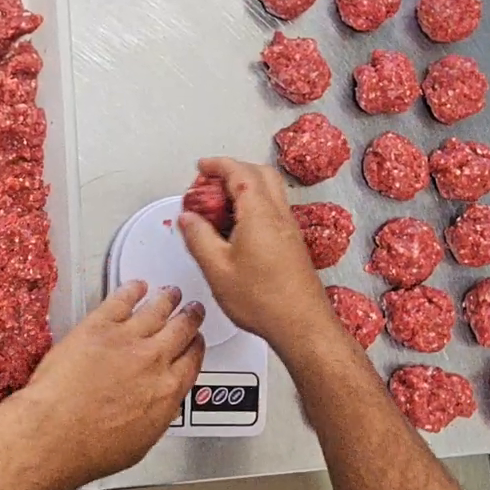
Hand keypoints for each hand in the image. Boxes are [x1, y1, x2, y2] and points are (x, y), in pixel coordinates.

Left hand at [13, 281, 205, 484]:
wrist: (56, 431)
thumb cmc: (92, 445)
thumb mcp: (140, 442)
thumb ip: (156, 416)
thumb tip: (158, 408)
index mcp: (167, 390)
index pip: (191, 359)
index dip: (196, 346)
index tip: (196, 340)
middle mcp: (153, 359)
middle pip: (180, 329)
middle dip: (189, 317)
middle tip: (193, 310)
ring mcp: (127, 338)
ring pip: (156, 309)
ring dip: (167, 299)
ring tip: (171, 293)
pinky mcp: (99, 325)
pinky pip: (122, 300)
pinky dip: (133, 289)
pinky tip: (136, 286)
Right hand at [177, 157, 334, 349]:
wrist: (302, 324)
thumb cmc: (264, 301)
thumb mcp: (217, 269)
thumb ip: (198, 238)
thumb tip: (188, 220)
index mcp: (259, 214)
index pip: (239, 173)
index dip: (217, 165)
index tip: (202, 167)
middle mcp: (278, 216)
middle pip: (259, 174)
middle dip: (232, 170)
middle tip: (209, 183)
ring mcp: (289, 229)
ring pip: (269, 190)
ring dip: (244, 187)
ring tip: (219, 206)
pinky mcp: (292, 243)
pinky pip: (272, 209)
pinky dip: (252, 205)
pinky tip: (236, 228)